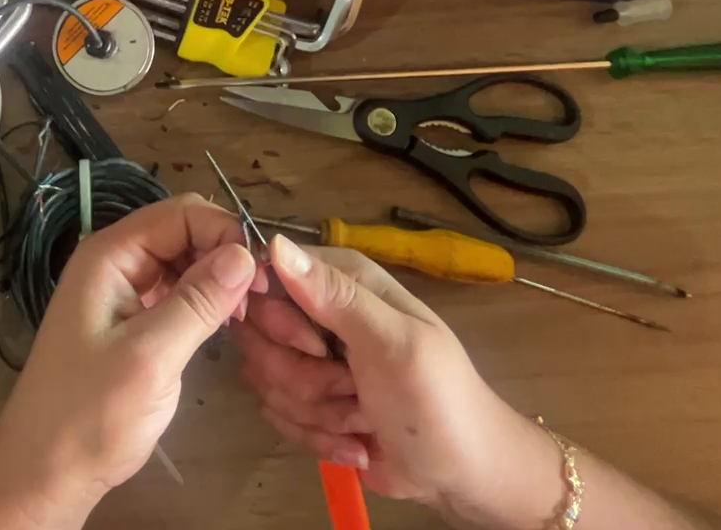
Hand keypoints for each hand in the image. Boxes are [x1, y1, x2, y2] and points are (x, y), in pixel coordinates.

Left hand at [0, 195, 263, 524]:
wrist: (46, 467)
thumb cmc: (90, 412)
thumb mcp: (150, 356)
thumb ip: (197, 302)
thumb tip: (244, 254)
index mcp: (110, 254)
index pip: (178, 213)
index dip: (223, 231)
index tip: (263, 272)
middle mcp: (115, 260)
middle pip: (181, 230)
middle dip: (224, 251)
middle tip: (261, 295)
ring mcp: (122, 288)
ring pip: (182, 258)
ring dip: (217, 275)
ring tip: (249, 311)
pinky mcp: (132, 316)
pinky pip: (175, 288)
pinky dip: (203, 297)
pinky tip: (226, 320)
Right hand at [234, 236, 567, 529]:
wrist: (463, 477)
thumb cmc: (438, 402)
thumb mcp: (394, 344)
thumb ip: (336, 295)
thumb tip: (274, 243)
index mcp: (338, 278)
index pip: (263, 275)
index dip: (278, 318)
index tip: (314, 347)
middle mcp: (315, 306)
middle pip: (257, 332)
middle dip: (302, 376)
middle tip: (351, 388)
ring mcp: (305, 353)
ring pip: (263, 375)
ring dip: (315, 410)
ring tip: (362, 417)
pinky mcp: (302, 394)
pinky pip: (274, 409)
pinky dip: (315, 434)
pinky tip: (354, 439)